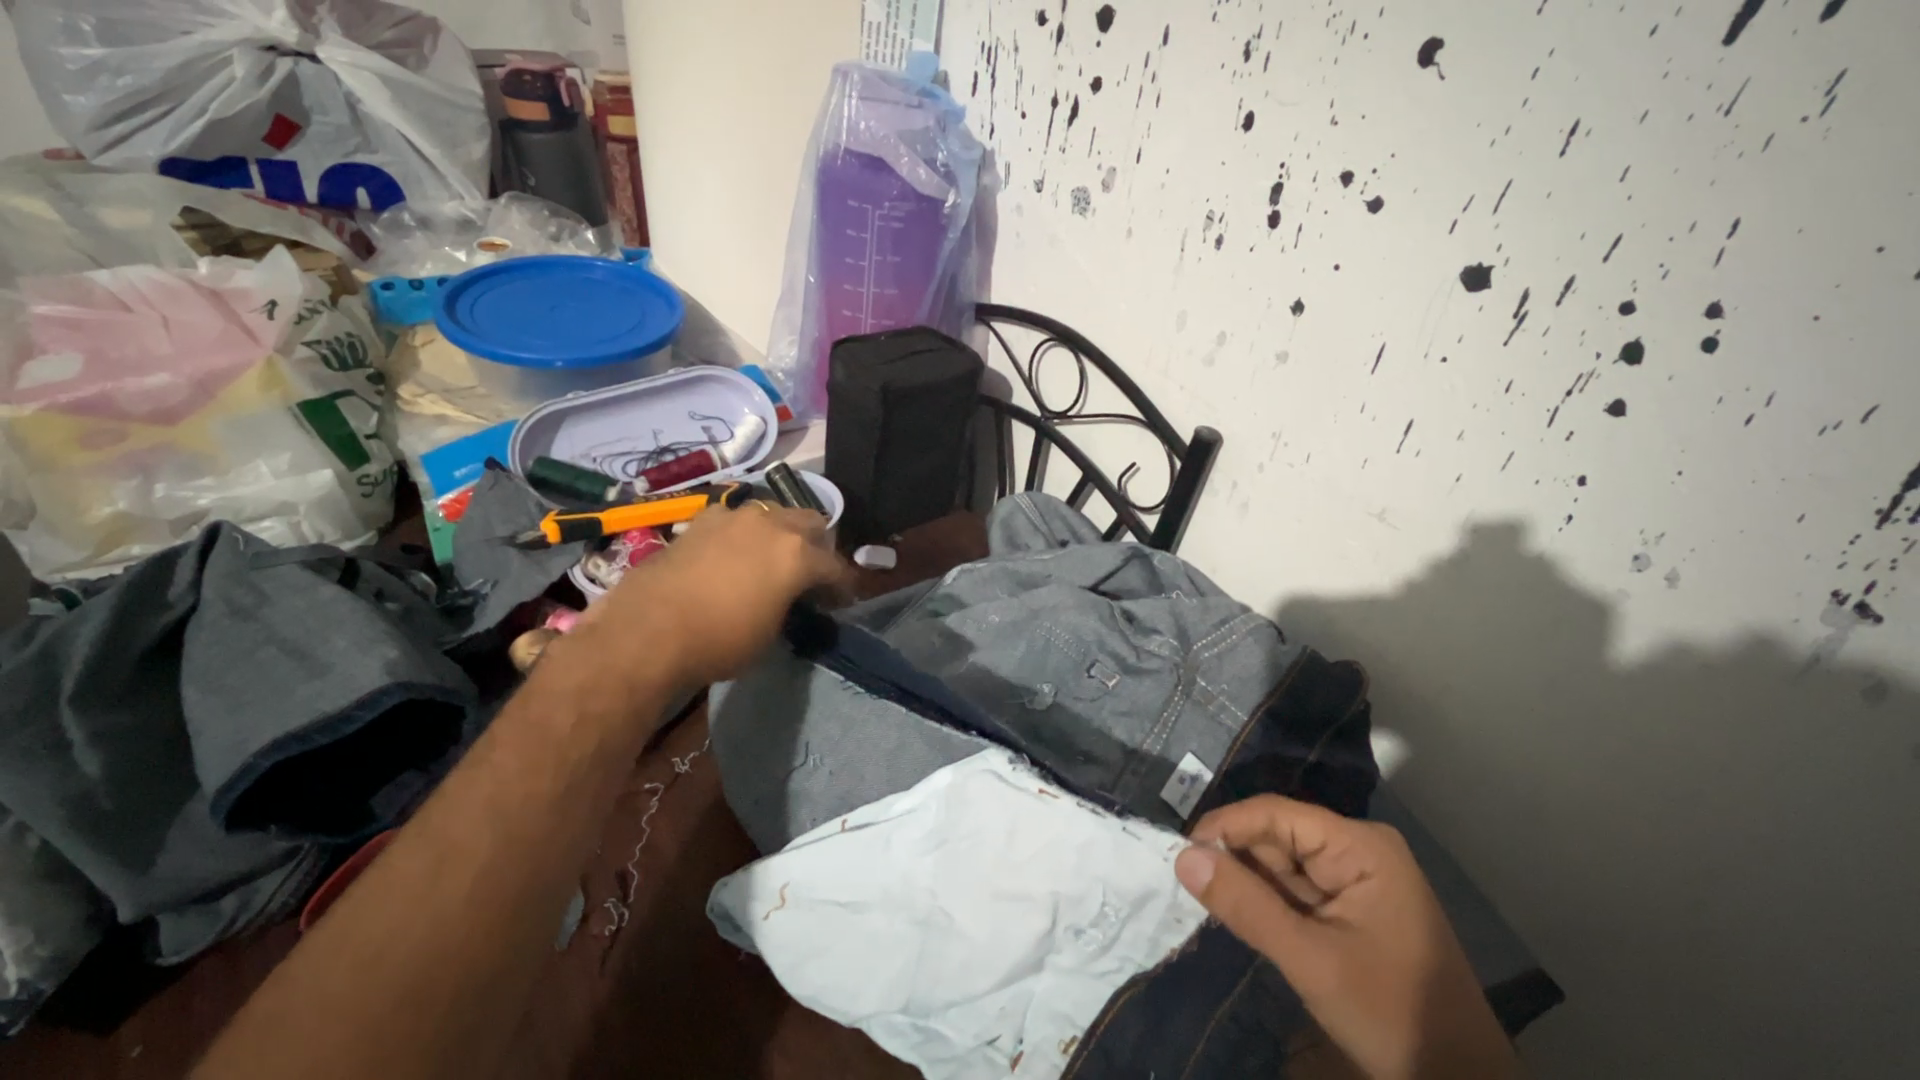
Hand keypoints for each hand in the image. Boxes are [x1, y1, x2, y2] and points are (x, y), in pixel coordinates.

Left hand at [576, 501, 848, 686]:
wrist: (647, 630)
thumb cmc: (718, 641)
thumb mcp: (770, 634)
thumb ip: (788, 606)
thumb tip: (788, 600)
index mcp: (798, 554)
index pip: (835, 566)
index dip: (842, 587)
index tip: (840, 602)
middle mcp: (771, 524)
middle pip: (811, 523)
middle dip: (817, 546)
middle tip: (810, 574)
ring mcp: (734, 517)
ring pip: (773, 514)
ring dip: (781, 533)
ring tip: (772, 559)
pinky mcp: (701, 520)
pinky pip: (736, 519)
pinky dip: (744, 534)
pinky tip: (734, 554)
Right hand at [1174, 796, 1517, 1079]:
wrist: (1457, 1079)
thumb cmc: (1390, 1012)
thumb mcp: (1310, 959)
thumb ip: (1246, 905)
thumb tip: (1182, 857)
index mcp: (1361, 846)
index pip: (1277, 814)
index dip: (1225, 826)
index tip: (1179, 855)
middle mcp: (1359, 850)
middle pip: (1277, 835)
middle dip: (1233, 856)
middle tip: (1186, 886)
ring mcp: (1356, 879)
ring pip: (1282, 864)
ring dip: (1246, 881)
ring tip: (1204, 901)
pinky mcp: (1350, 908)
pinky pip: (1295, 890)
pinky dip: (1265, 902)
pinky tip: (1238, 915)